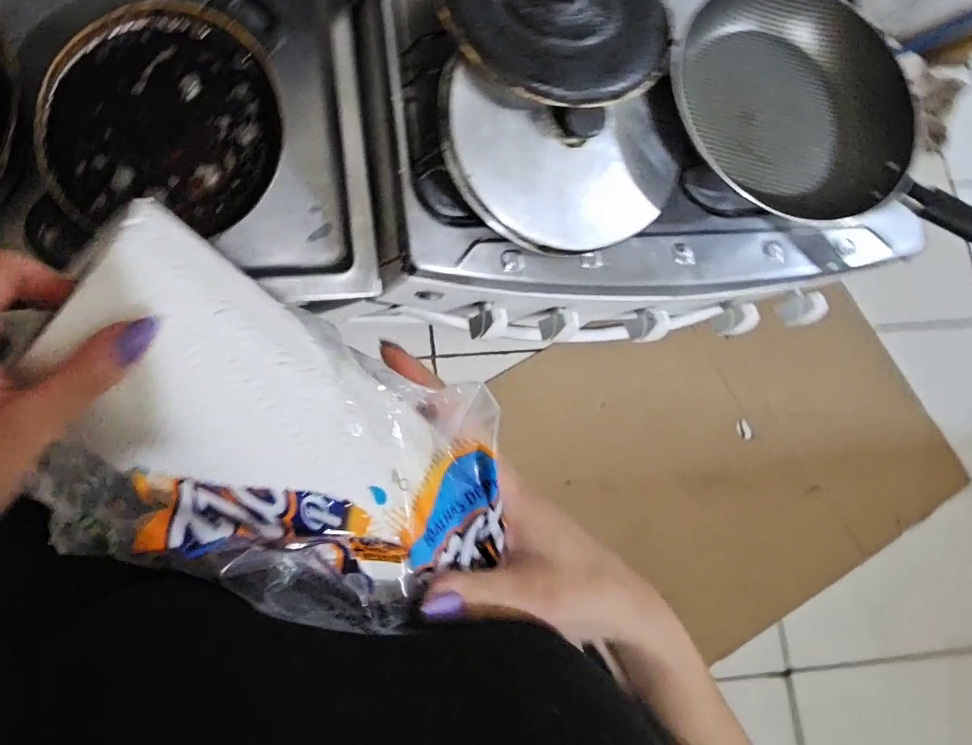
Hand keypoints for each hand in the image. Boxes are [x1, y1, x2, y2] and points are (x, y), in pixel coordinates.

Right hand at [377, 343, 678, 650]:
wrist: (625, 615)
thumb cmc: (587, 589)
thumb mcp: (535, 595)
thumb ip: (480, 594)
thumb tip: (422, 596)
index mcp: (503, 483)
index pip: (461, 424)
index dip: (427, 389)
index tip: (390, 357)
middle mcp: (489, 488)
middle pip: (435, 444)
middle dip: (395, 421)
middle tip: (346, 410)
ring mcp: (485, 511)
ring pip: (433, 478)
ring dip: (397, 466)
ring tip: (348, 461)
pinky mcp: (483, 537)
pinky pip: (438, 511)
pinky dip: (410, 507)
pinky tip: (381, 519)